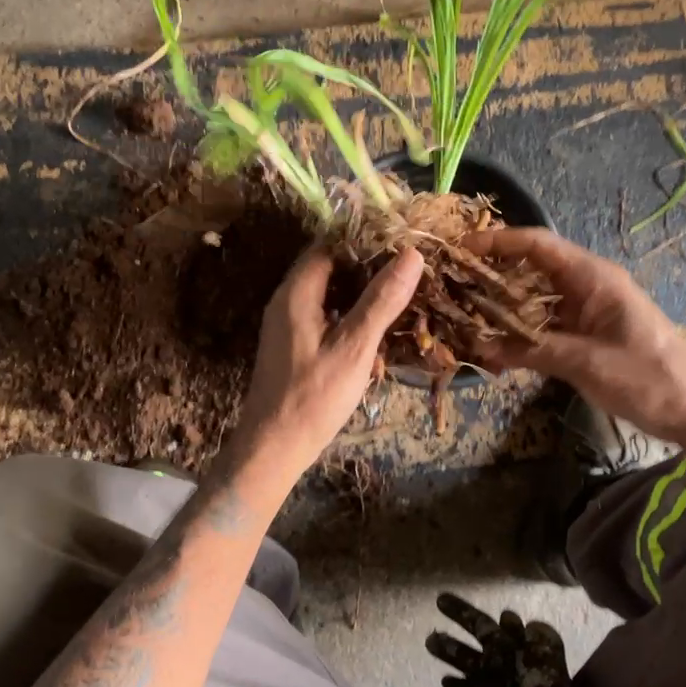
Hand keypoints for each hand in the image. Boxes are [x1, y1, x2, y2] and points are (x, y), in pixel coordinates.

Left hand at [233, 247, 422, 475]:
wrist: (273, 447)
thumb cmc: (313, 396)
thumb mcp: (355, 347)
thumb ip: (381, 301)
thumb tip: (412, 254)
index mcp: (296, 293)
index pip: (329, 244)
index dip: (363, 239)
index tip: (399, 239)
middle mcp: (286, 300)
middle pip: (328, 265)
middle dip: (365, 263)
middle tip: (406, 264)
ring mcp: (287, 323)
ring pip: (327, 291)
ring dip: (358, 289)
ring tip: (398, 289)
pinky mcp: (292, 343)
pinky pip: (323, 312)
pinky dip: (347, 311)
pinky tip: (373, 324)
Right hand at [463, 229, 685, 437]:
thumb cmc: (649, 378)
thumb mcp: (588, 363)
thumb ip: (533, 351)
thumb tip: (481, 348)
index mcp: (594, 278)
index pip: (539, 245)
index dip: (499, 242)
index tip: (461, 249)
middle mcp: (588, 287)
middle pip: (532, 269)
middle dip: (493, 276)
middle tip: (453, 286)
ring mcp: (588, 312)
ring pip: (536, 300)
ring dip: (503, 308)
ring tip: (464, 317)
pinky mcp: (588, 337)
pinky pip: (545, 326)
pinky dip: (520, 334)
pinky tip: (494, 349)